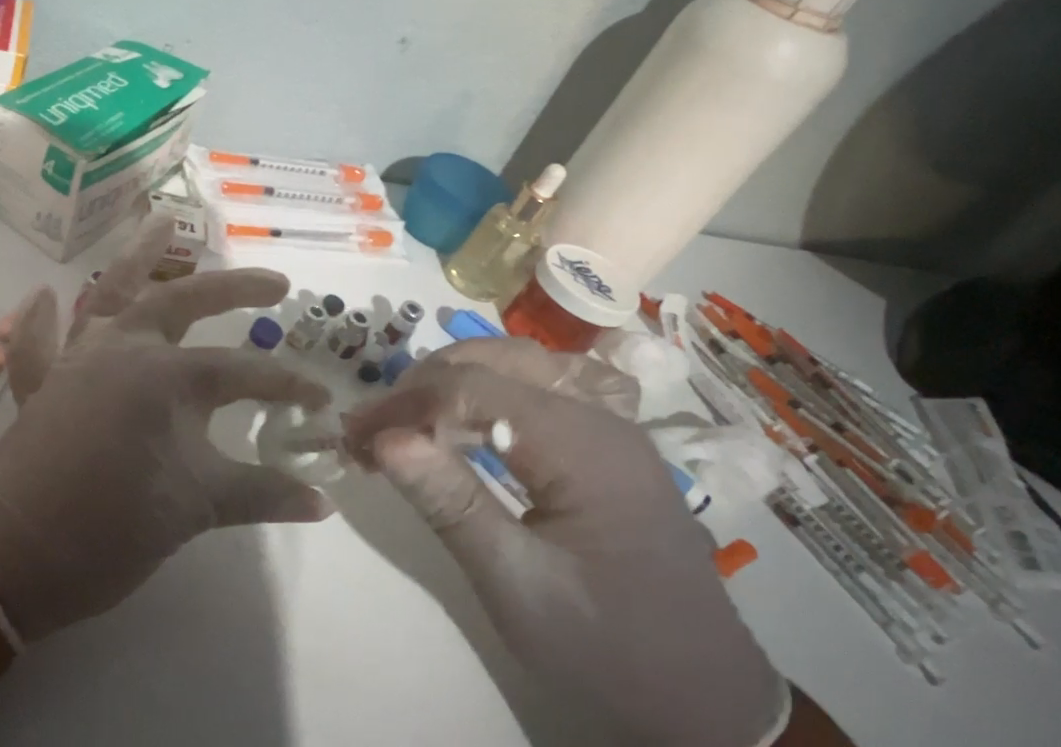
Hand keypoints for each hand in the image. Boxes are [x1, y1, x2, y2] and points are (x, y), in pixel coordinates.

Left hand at [0, 215, 335, 641]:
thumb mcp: (194, 509)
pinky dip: (41, 320)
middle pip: (181, 301)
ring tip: (159, 218)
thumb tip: (323, 501)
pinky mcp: (41, 387)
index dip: (286, 387)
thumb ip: (259, 495)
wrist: (9, 559)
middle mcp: (120, 351)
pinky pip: (38, 343)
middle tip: (274, 281)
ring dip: (136, 258)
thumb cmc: (108, 529)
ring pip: (108, 295)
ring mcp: (75, 362)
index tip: (322, 403)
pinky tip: (44, 295)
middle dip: (231, 287)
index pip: (242, 373)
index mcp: (164, 375)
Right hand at [344, 338, 788, 746]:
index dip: (405, 403)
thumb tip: (383, 437)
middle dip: (428, 383)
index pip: (474, 388)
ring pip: (523, 368)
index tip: (353, 434)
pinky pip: (543, 394)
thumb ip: (451, 504)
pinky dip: (492, 395)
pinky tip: (465, 428)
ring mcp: (613, 431)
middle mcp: (603, 420)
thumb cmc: (608, 649)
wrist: (708, 701)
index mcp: (584, 446)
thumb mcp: (518, 586)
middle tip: (375, 427)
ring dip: (458, 382)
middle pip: (500, 360)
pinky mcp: (611, 451)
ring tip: (409, 422)